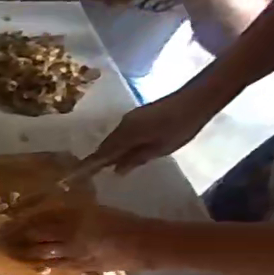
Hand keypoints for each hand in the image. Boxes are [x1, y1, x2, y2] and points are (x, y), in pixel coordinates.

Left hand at [2, 197, 149, 267]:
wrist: (143, 243)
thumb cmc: (119, 220)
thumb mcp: (91, 209)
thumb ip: (67, 212)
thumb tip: (44, 213)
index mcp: (72, 220)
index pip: (39, 223)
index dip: (20, 225)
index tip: (6, 224)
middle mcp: (70, 238)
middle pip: (36, 241)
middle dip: (17, 242)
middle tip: (1, 241)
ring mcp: (75, 255)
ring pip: (43, 257)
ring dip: (26, 255)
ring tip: (12, 253)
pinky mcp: (82, 268)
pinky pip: (58, 267)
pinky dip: (44, 265)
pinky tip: (35, 264)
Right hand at [85, 82, 229, 173]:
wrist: (198, 98)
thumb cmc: (181, 126)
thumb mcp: (161, 148)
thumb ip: (136, 158)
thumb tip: (116, 170)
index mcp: (127, 135)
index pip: (103, 153)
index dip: (90, 165)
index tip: (76, 175)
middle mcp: (122, 125)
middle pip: (105, 145)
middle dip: (97, 159)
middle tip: (89, 174)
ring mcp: (129, 119)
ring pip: (112, 139)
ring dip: (108, 152)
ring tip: (105, 166)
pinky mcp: (137, 116)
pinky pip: (120, 133)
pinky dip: (117, 144)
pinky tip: (121, 152)